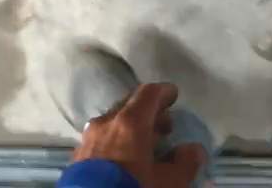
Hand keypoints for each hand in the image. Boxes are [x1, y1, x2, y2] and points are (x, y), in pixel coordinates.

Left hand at [71, 81, 205, 187]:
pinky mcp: (76, 158)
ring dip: (131, 128)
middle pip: (129, 105)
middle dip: (148, 112)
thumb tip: (195, 150)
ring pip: (113, 122)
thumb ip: (183, 164)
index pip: (149, 93)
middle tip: (163, 127)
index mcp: (129, 121)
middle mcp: (106, 122)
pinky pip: (101, 139)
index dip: (164, 92)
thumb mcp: (166, 184)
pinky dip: (116, 141)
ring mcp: (88, 139)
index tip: (174, 97)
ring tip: (144, 147)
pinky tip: (122, 160)